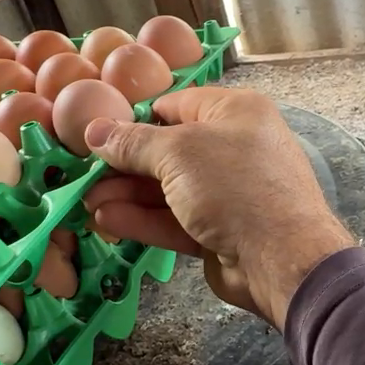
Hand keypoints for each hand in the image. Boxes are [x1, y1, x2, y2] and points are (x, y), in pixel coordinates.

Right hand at [81, 88, 352, 327]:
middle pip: (168, 150)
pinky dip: (144, 220)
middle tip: (84, 175)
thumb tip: (95, 132)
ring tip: (86, 202)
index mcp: (235, 112)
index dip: (135, 119)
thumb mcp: (178, 153)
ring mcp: (228, 193)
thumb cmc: (234, 186)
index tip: (96, 134)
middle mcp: (234, 148)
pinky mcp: (220, 231)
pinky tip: (107, 221)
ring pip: (169, 189)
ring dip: (127, 195)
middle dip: (124, 164)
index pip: (176, 106)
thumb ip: (133, 143)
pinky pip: (176, 219)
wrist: (281, 258)